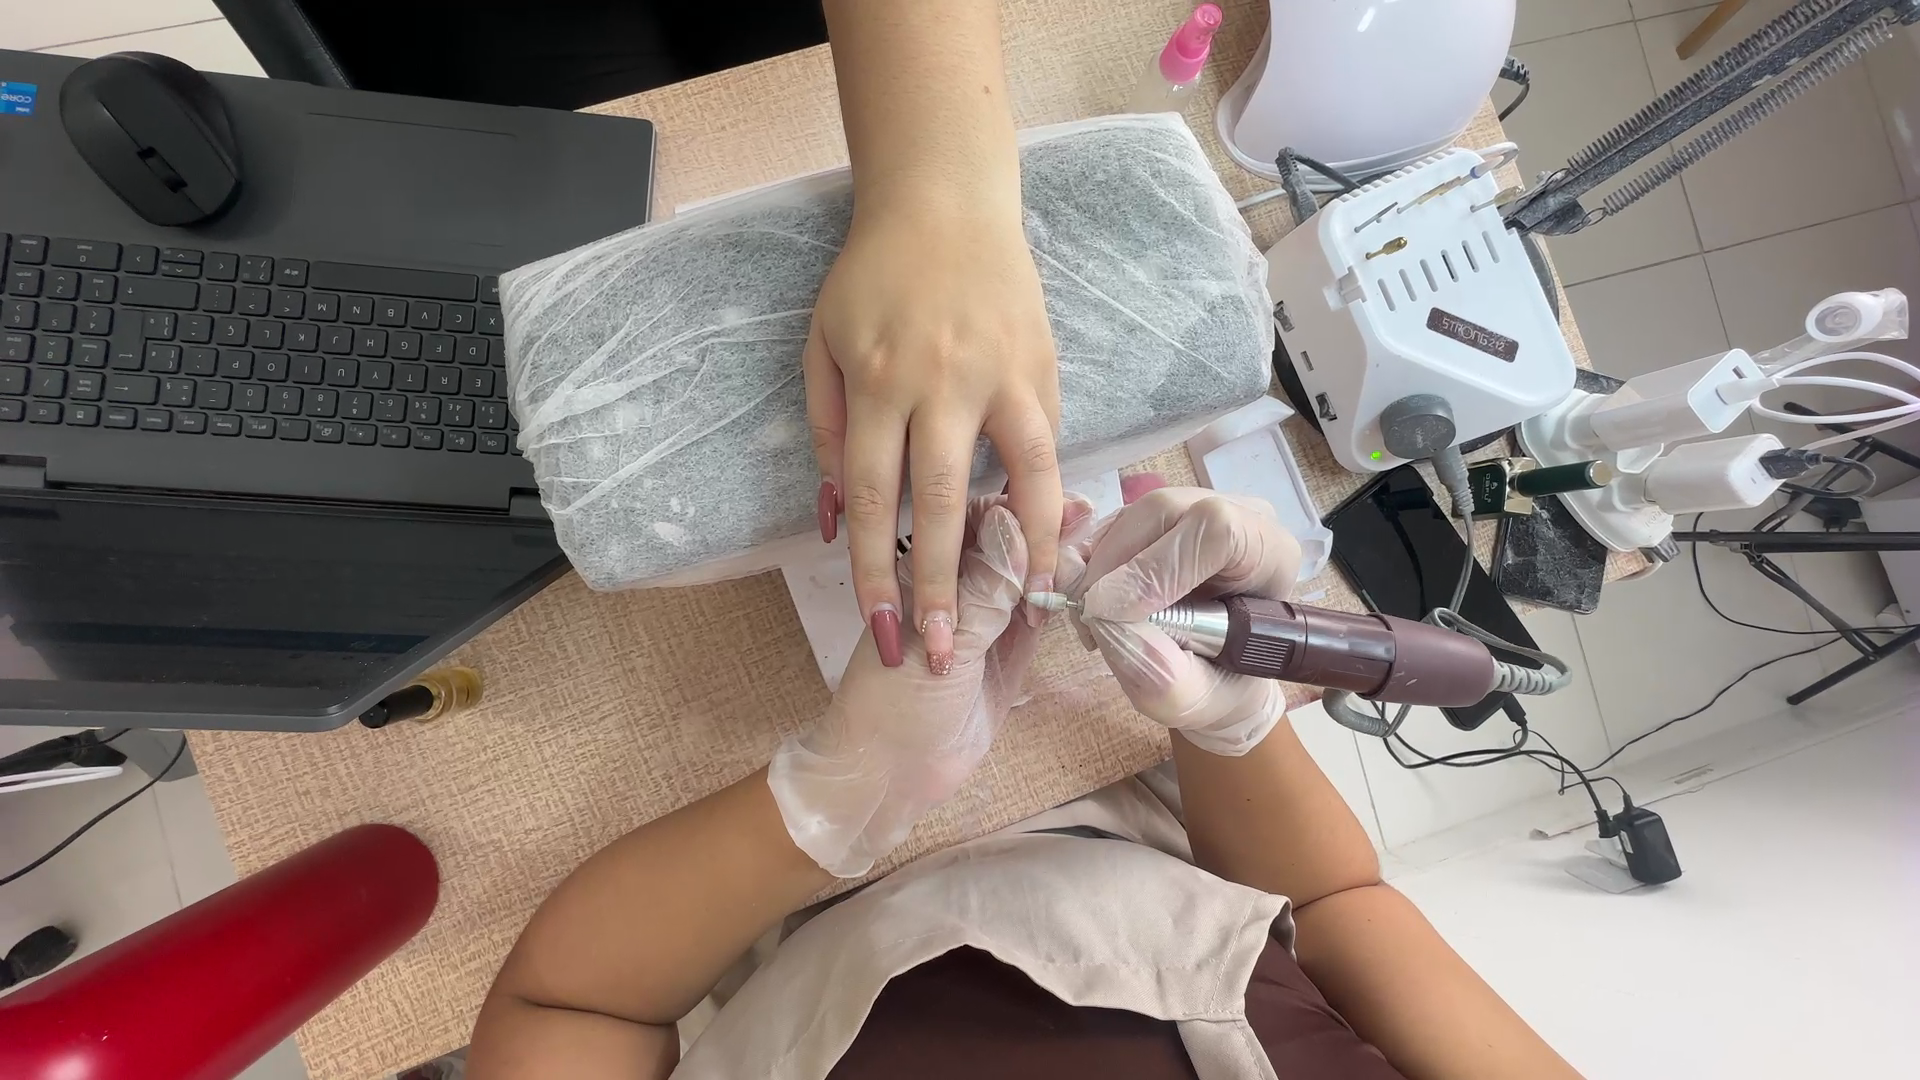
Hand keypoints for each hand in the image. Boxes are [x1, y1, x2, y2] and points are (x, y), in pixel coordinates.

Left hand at [772, 495, 1095, 876]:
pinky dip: (1061, 597)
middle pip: (1010, 545)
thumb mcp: (938, 642)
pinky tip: (1087, 582)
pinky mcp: (1011, 653)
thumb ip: (981, 591)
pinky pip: (1040, 615)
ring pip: (1029, 578)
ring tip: (1096, 541)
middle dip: (1045, 527)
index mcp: (927, 570)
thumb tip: (1016, 527)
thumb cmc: (894, 700)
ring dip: (1058, 560)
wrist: (891, 773)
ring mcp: (989, 620)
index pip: (975, 522)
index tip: (1051, 498)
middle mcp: (960, 587)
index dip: (1013, 507)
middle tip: (1086, 517)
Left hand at [806, 201, 1061, 676]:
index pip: (873, 499)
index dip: (874, 573)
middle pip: (939, 504)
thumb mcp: (823, 347)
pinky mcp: (1041, 368)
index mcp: (876, 382)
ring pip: (1018, 478)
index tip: (880, 631)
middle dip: (938, 587)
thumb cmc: (872, 279)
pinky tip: (1051, 541)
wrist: (943, 203)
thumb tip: (838, 521)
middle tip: (941, 654)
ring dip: (1022, 552)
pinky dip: (1049, 497)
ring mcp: (1001, 374)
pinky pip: (1047, 443)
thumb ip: (827, 436)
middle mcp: (940, 384)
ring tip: (1025, 610)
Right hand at [1062, 489, 1302, 756]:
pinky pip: (1107, 524)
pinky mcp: (1152, 514)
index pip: (1215, 532)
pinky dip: (1087, 563)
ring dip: (1094, 569)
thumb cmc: (1220, 687)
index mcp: (1271, 555)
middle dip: (1110, 568)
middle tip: (1089, 621)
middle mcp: (1236, 514)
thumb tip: (1106, 621)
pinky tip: (1096, 603)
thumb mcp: (1197, 701)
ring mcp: (1192, 504)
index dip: (1154, 567)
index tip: (1108, 614)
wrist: (1214, 675)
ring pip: (1127, 516)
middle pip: (1159, 512)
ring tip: (1094, 621)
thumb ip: (1161, 675)